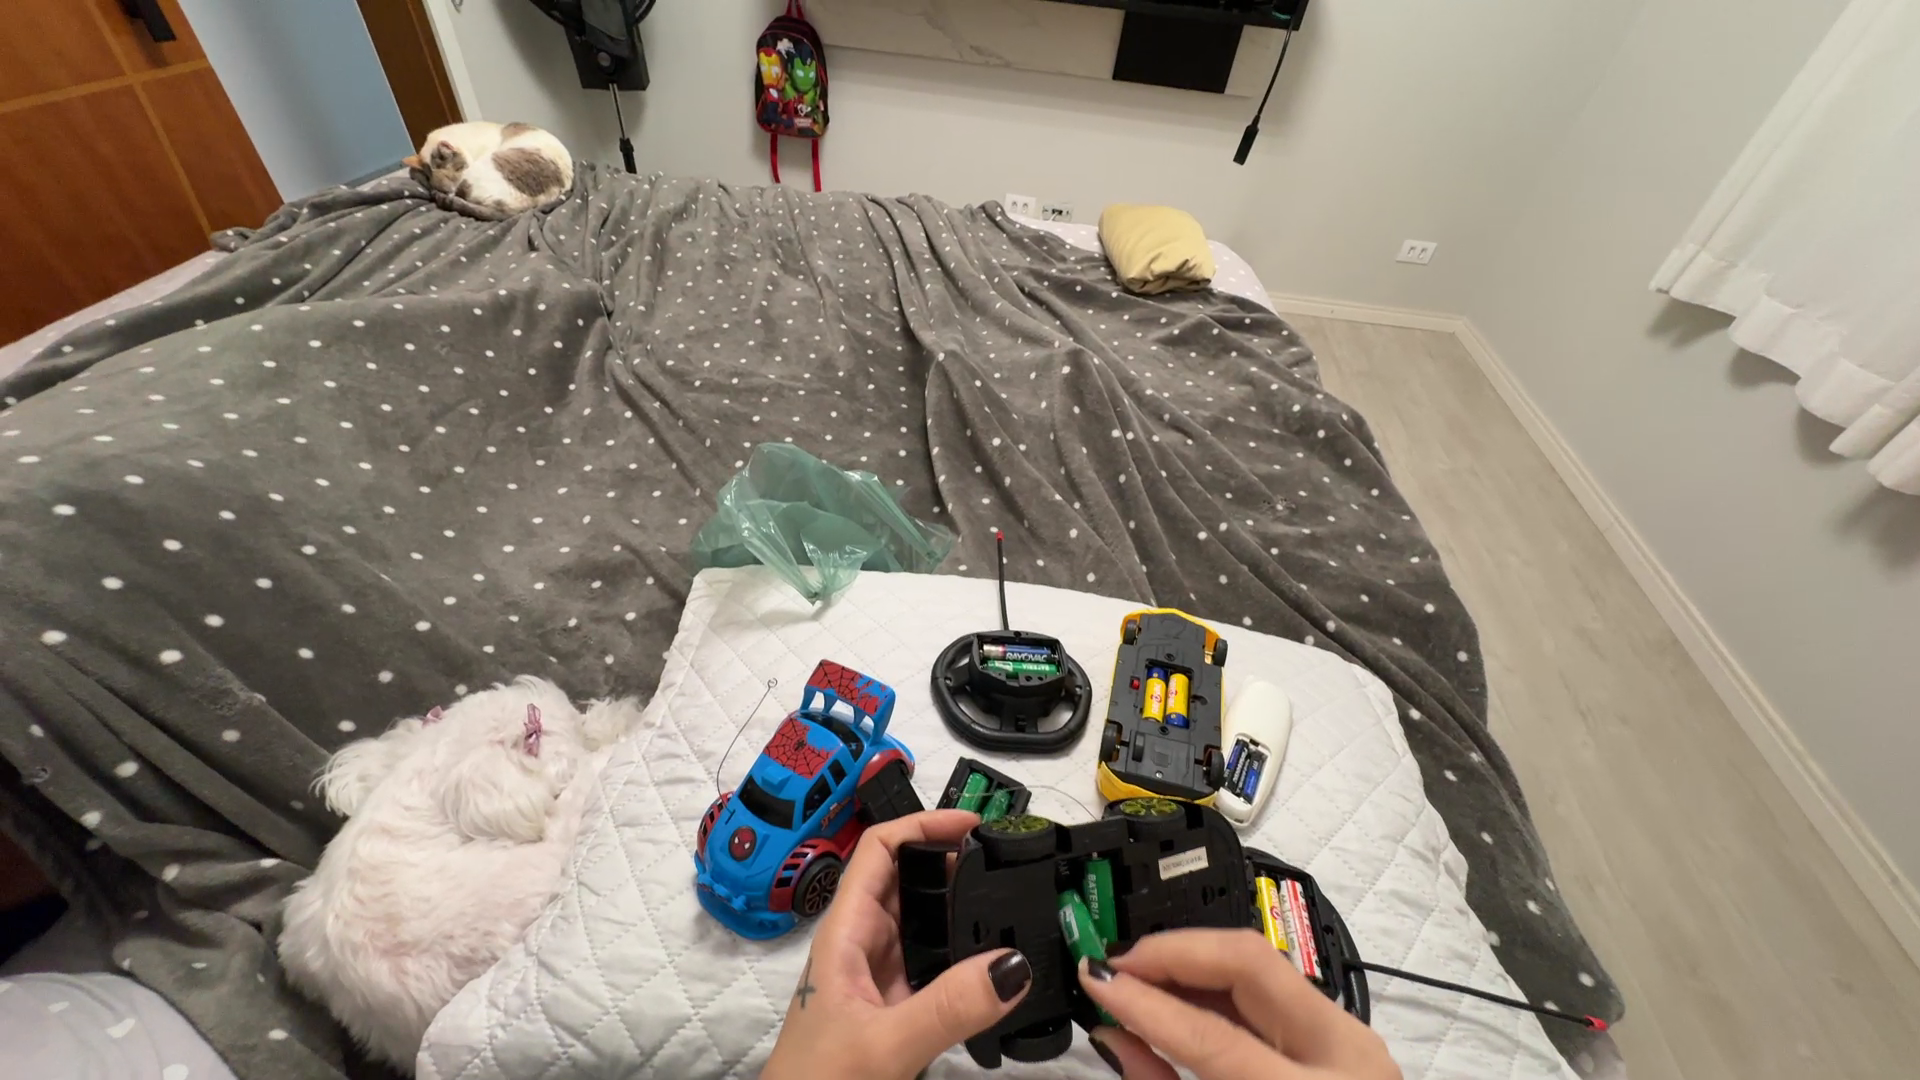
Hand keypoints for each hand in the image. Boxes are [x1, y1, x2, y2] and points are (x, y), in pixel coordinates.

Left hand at [762, 810, 1033, 1079]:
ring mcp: (878, 972)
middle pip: (905, 875)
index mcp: (846, 928)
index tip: (973, 824)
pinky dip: (962, 947)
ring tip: (1005, 895)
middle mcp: (861, 939)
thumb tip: (1013, 963)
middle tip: (1002, 860)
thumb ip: (948, 1007)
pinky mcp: (894, 1002)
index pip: (880, 848)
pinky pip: (933, 958)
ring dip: (958, 902)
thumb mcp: (884, 1045)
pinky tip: (991, 957)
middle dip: (950, 858)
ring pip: (921, 917)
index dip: (923, 823)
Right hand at [1077, 928, 1400, 1079]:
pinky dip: (1211, 979)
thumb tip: (1109, 1029)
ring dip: (1188, 959)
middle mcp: (1347, 1057)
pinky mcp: (1343, 1028)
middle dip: (1172, 951)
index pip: (1215, 1037)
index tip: (1094, 976)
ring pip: (1256, 958)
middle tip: (1118, 960)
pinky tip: (1175, 989)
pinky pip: (1264, 982)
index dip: (1146, 1002)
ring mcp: (1352, 1036)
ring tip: (1136, 971)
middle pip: (1246, 961)